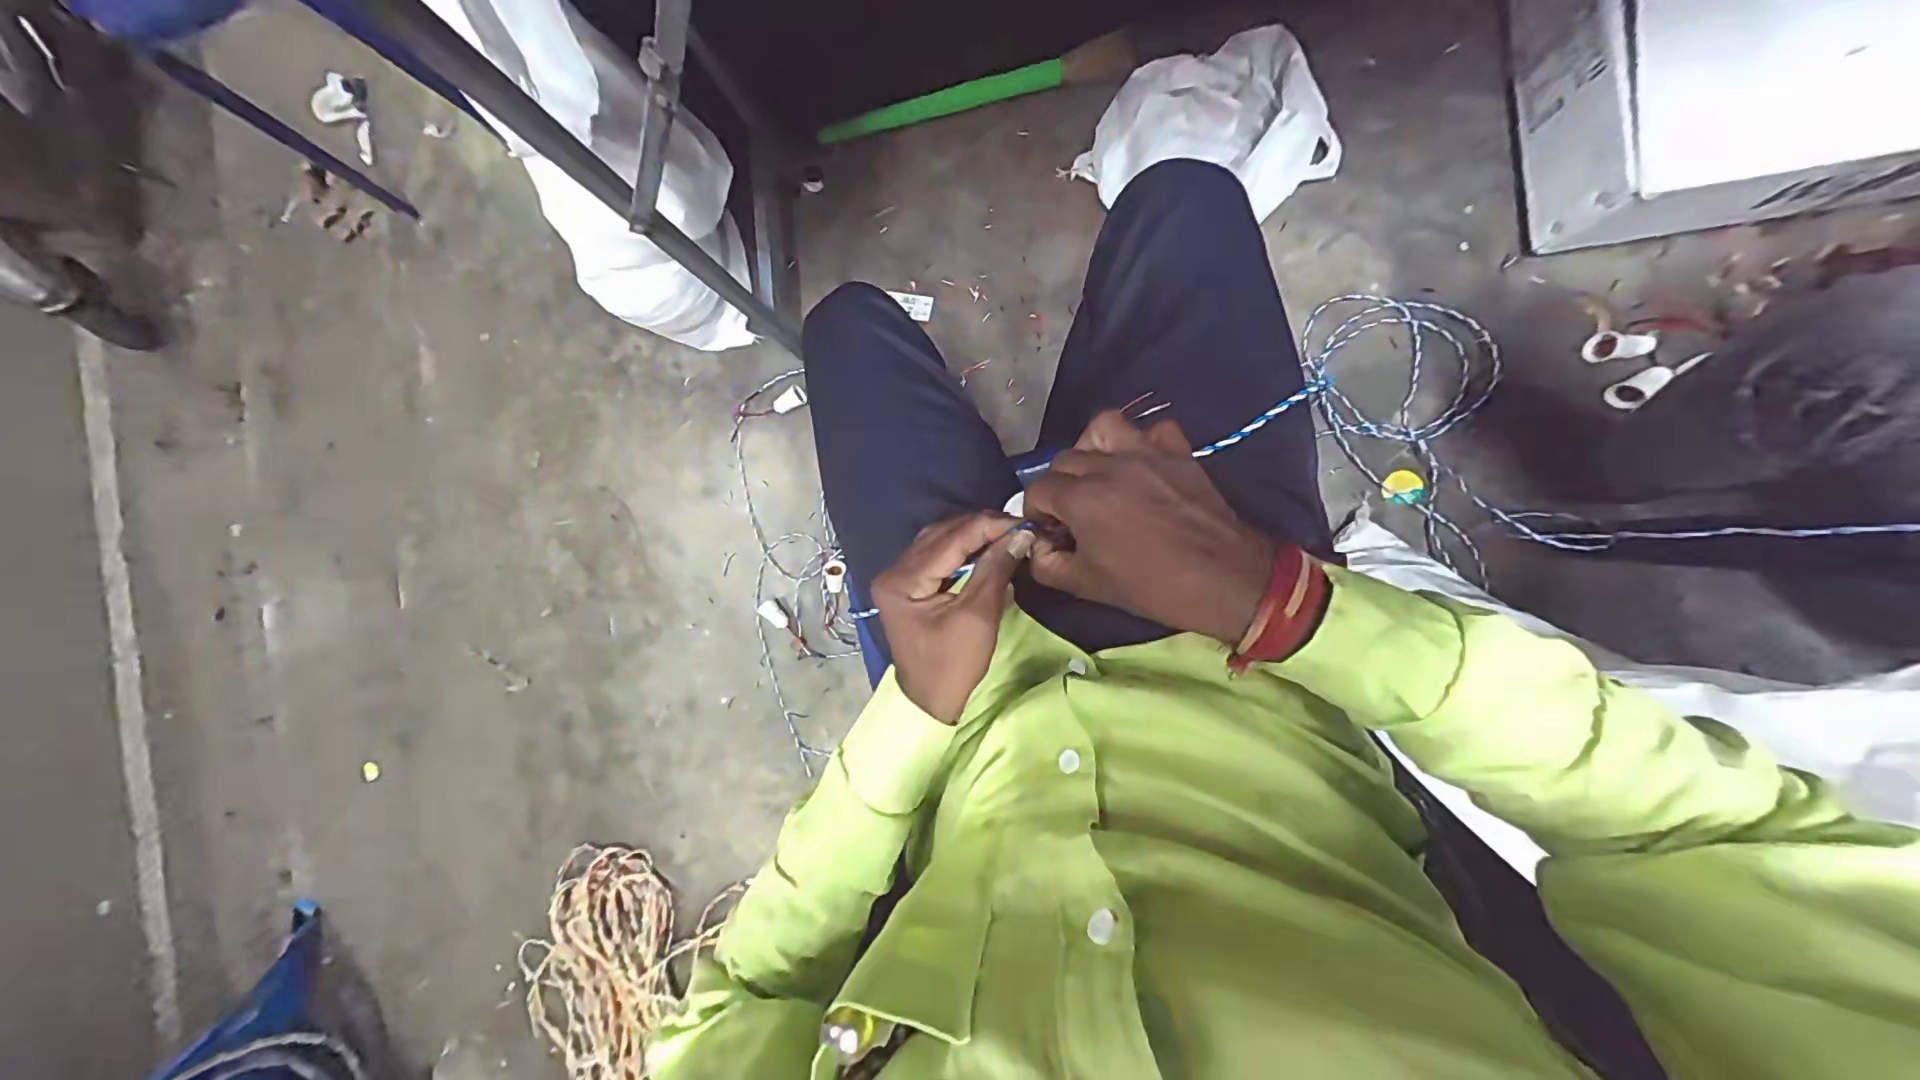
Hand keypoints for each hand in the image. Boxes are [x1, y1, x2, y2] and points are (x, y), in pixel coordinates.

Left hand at [871, 511, 1031, 723]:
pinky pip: (937, 555)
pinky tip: (987, 547)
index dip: (989, 526)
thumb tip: (1020, 535)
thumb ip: (995, 569)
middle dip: (982, 527)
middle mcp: (893, 571)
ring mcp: (898, 577)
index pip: (950, 539)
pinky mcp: (908, 585)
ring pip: (939, 540)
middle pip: (942, 534)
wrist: (931, 703)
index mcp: (902, 580)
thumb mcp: (978, 617)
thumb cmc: (952, 666)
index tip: (1025, 523)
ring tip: (1007, 534)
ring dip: (973, 535)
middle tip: (1019, 527)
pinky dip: (963, 549)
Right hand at [1025, 411, 1275, 644]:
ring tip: (1099, 475)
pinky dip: (1141, 443)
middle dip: (1059, 486)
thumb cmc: (1151, 587)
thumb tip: (1035, 545)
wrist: (1223, 580)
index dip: (1036, 512)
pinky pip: (1152, 430)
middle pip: (1064, 459)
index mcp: (1082, 499)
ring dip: (1092, 449)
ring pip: (1102, 428)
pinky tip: (1141, 466)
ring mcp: (1146, 454)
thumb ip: (1047, 564)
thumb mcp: (1086, 585)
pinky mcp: (1178, 453)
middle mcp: (1109, 466)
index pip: (1038, 489)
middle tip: (1073, 513)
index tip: (1050, 531)